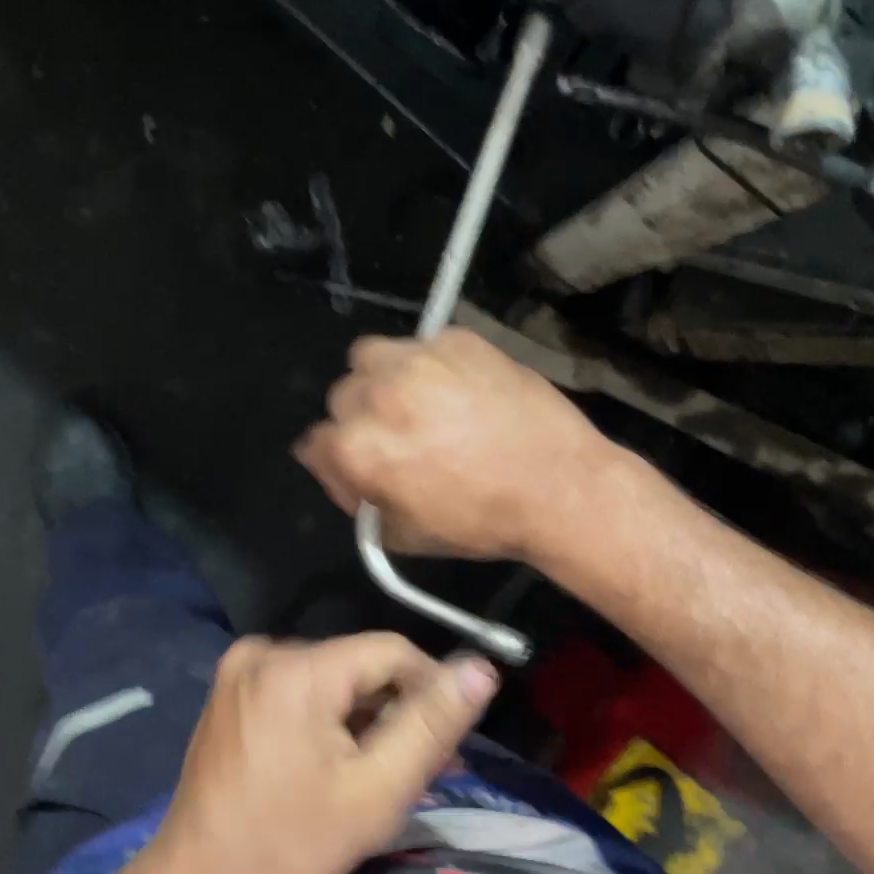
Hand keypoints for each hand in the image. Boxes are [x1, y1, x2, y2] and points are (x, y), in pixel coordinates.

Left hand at [150, 633, 498, 873]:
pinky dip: (324, 714)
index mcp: (298, 668)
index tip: (446, 741)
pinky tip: (331, 760)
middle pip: (358, 665)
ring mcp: (240, 667)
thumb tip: (480, 669)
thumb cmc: (291, 843)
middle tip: (411, 768)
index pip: (391, 651)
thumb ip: (431, 725)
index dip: (429, 688)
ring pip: (331, 676)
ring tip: (372, 770)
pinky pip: (298, 685)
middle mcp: (264, 651)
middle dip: (392, 708)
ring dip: (360, 715)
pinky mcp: (230, 688)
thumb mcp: (375, 792)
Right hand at [295, 329, 623, 561]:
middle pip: (340, 397)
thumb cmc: (480, 522)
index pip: (314, 443)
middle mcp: (376, 394)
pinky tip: (457, 391)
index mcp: (357, 447)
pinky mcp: (456, 339)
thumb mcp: (403, 534)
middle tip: (394, 440)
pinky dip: (428, 367)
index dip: (334, 463)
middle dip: (358, 421)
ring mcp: (417, 360)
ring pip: (370, 357)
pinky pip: (421, 346)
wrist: (560, 488)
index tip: (358, 470)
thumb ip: (360, 503)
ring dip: (380, 380)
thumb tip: (349, 475)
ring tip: (413, 401)